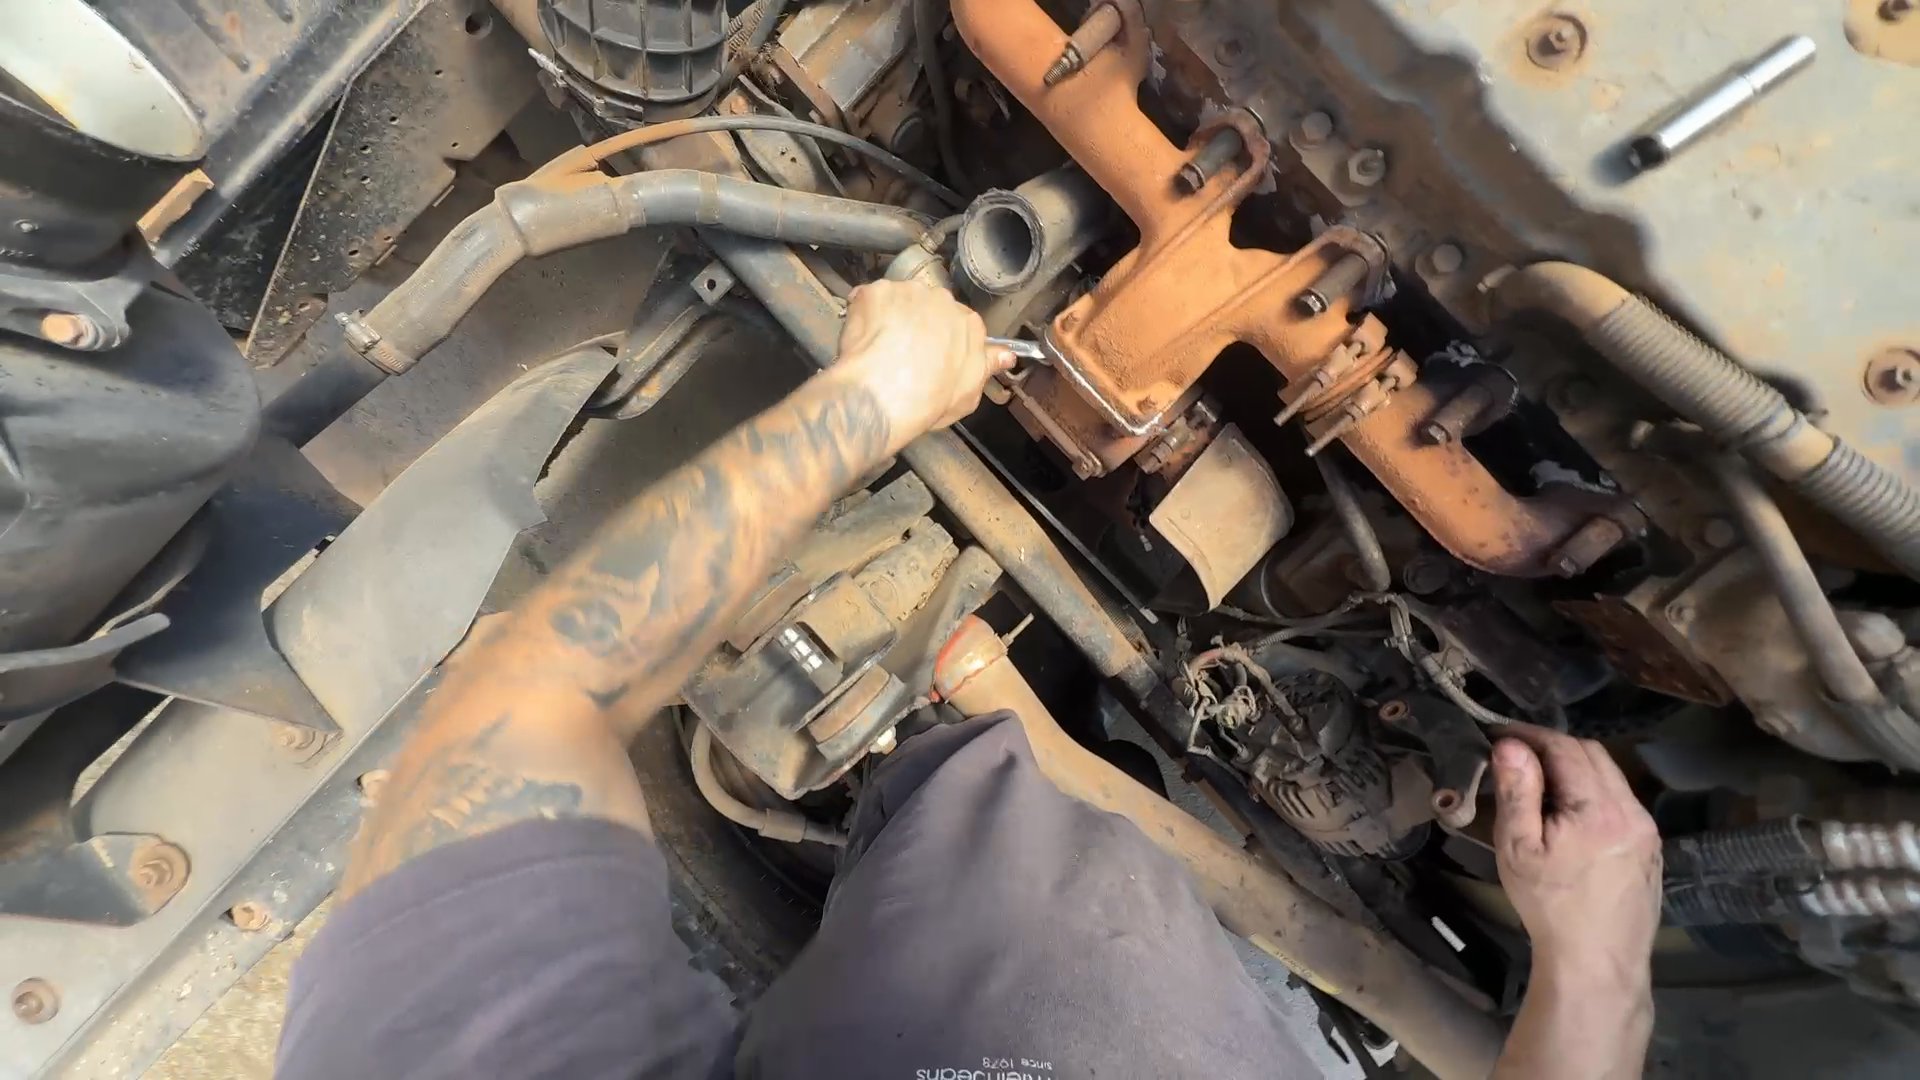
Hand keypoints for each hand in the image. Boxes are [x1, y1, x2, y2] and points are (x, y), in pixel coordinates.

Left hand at [830, 279, 1015, 453]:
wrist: (882, 395)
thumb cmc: (927, 400)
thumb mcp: (968, 395)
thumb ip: (987, 367)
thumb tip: (1005, 354)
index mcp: (969, 324)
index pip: (962, 323)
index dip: (946, 340)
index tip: (934, 355)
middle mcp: (943, 300)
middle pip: (932, 307)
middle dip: (920, 324)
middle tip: (905, 354)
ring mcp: (908, 293)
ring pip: (901, 299)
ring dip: (892, 317)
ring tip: (882, 348)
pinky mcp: (876, 292)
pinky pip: (869, 298)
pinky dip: (865, 315)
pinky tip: (863, 339)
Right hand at [1491, 724, 1660, 986]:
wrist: (1597, 958)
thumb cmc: (1549, 901)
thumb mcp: (1518, 845)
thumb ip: (1517, 791)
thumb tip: (1509, 744)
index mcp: (1598, 810)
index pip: (1565, 747)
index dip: (1529, 733)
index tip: (1496, 733)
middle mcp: (1632, 812)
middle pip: (1592, 753)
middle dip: (1550, 744)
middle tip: (1511, 752)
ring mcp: (1646, 829)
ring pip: (1608, 773)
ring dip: (1570, 763)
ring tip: (1533, 777)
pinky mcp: (1649, 845)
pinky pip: (1617, 796)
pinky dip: (1587, 785)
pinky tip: (1562, 805)